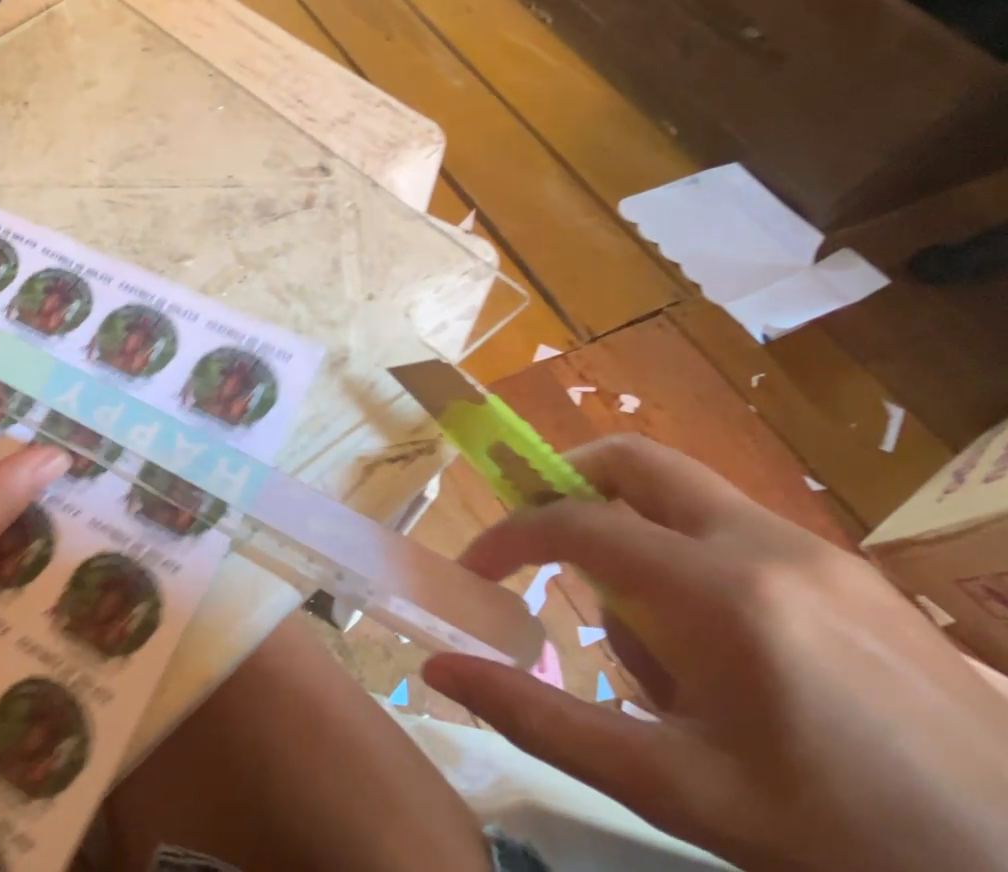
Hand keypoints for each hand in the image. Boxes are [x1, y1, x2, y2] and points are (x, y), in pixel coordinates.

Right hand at [422, 435, 1007, 871]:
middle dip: (564, 485)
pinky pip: (737, 535)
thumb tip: (439, 672)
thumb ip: (543, 722)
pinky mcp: (857, 578)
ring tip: (651, 654)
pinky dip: (688, 561)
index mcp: (721, 593)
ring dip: (633, 540)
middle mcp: (769, 546)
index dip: (507, 536)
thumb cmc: (838, 835)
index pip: (576, 521)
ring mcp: (823, 555)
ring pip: (685, 502)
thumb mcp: (673, 789)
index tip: (475, 573)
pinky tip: (717, 656)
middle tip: (532, 544)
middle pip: (636, 462)